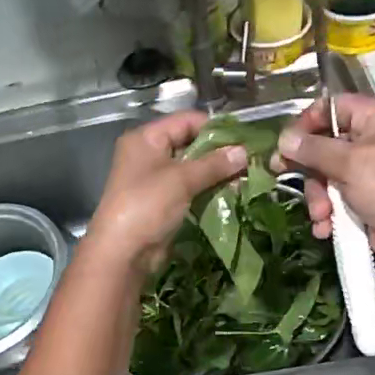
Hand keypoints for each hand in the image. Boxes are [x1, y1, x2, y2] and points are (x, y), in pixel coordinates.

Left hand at [85, 111, 247, 270]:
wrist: (123, 253)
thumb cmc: (147, 206)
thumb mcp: (182, 179)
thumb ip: (214, 163)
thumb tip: (244, 152)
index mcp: (146, 139)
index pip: (186, 120)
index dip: (215, 127)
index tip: (244, 137)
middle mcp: (149, 154)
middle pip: (190, 143)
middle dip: (219, 152)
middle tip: (250, 159)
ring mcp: (155, 180)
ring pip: (192, 169)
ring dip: (216, 173)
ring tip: (246, 177)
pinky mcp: (162, 203)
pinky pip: (189, 189)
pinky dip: (208, 190)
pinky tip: (231, 193)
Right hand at [274, 93, 374, 259]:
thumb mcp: (350, 163)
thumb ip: (313, 149)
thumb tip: (283, 139)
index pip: (332, 106)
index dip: (306, 122)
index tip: (286, 143)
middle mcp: (372, 140)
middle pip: (324, 145)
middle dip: (308, 169)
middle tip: (282, 176)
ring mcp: (369, 171)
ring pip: (327, 176)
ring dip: (317, 198)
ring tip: (321, 215)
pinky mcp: (366, 199)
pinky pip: (336, 199)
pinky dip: (328, 213)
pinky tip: (325, 228)